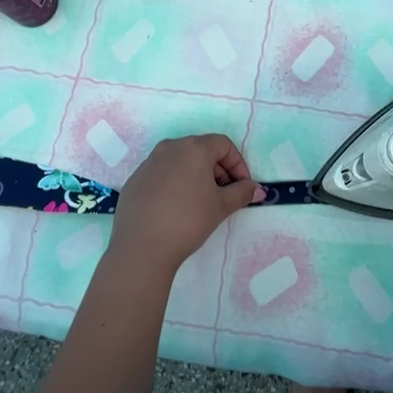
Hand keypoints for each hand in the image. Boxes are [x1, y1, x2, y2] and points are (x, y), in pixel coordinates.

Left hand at [109, 134, 263, 270]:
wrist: (141, 247)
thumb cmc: (188, 220)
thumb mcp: (221, 206)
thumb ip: (242, 193)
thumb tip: (257, 189)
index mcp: (194, 148)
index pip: (223, 144)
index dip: (238, 164)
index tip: (242, 186)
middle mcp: (170, 147)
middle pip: (201, 150)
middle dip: (218, 170)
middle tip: (224, 195)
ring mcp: (149, 163)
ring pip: (180, 162)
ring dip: (196, 176)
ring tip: (200, 202)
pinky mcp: (135, 180)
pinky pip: (162, 174)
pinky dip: (174, 184)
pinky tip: (175, 209)